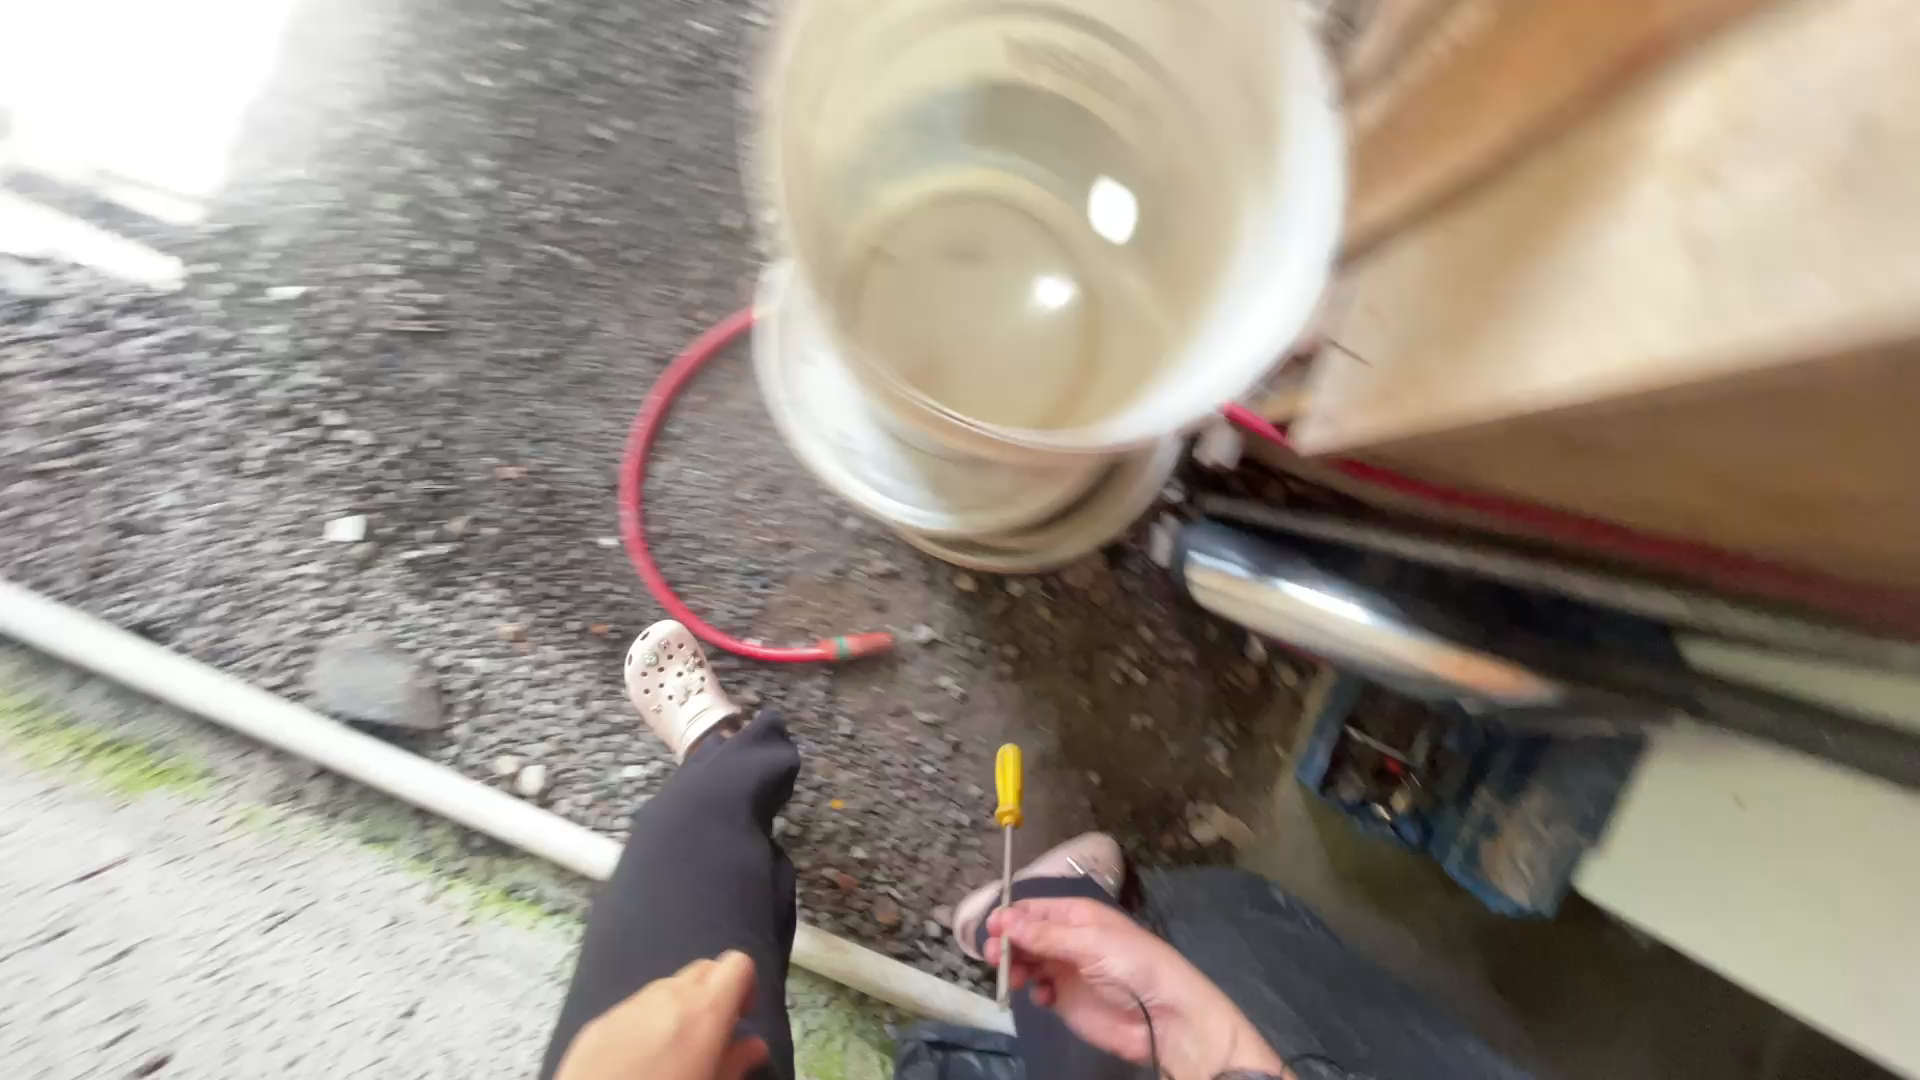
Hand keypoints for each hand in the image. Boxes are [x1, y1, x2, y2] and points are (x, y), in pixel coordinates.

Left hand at [554, 951, 769, 1079]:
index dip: (745, 985)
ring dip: (678, 1008)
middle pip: (704, 969)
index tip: (740, 1018)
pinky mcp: (599, 1023)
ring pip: (667, 988)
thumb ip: (736, 1063)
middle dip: (713, 993)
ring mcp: (631, 1006)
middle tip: (708, 1036)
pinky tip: (632, 1066)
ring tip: (668, 1055)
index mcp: (705, 1011)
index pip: (738, 963)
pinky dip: (645, 1024)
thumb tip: (754, 1044)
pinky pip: (634, 1009)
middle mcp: (670, 996)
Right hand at [987, 898, 1287, 1079]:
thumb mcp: (1090, 942)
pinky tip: (1039, 996)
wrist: (1167, 1017)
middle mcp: (1068, 938)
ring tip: (1013, 977)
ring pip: (1029, 960)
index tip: (990, 928)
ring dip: (1016, 965)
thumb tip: (1004, 919)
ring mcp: (1067, 968)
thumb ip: (1046, 935)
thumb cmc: (1133, 965)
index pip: (1035, 908)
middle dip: (1008, 941)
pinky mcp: (1067, 999)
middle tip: (992, 955)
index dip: (1011, 915)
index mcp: (1077, 914)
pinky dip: (1033, 990)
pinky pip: (1039, 988)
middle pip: (1026, 934)